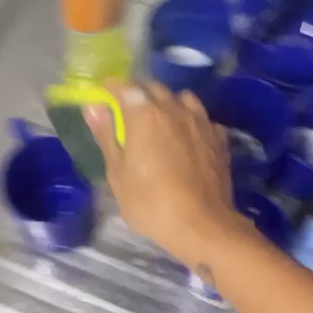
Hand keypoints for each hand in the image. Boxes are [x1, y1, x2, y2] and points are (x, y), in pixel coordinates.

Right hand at [88, 83, 253, 270]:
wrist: (202, 225)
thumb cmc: (151, 204)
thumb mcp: (118, 174)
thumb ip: (107, 136)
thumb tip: (94, 107)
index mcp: (144, 115)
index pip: (125, 87)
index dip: (112, 87)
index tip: (104, 93)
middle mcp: (174, 109)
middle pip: (155, 89)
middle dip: (140, 93)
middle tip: (129, 109)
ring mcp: (201, 122)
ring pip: (183, 99)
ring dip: (169, 103)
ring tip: (162, 120)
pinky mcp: (219, 138)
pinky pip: (203, 119)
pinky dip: (192, 121)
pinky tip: (188, 137)